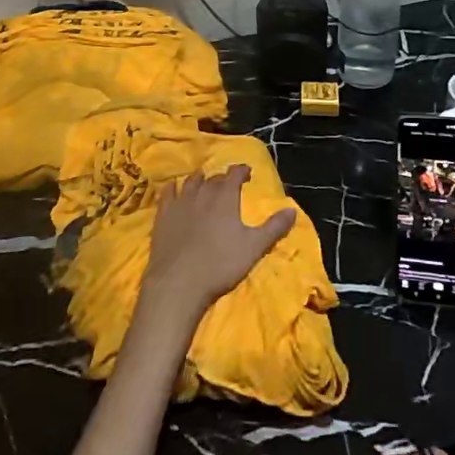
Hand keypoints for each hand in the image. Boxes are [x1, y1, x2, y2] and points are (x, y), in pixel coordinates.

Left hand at [140, 165, 295, 320]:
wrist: (178, 284)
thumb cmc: (220, 265)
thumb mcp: (254, 247)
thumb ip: (274, 228)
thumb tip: (292, 210)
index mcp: (225, 198)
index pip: (234, 175)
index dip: (242, 171)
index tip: (247, 172)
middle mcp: (202, 195)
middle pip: (213, 179)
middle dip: (222, 178)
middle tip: (228, 183)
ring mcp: (180, 204)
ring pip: (190, 183)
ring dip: (199, 179)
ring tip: (202, 178)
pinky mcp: (162, 217)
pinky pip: (167, 195)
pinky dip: (172, 188)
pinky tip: (172, 187)